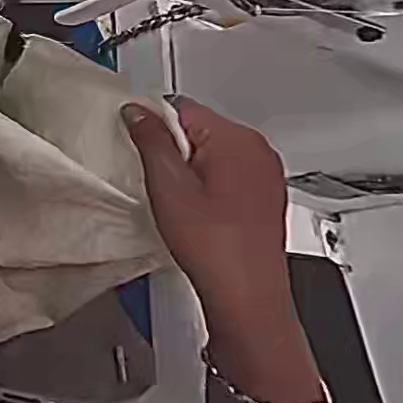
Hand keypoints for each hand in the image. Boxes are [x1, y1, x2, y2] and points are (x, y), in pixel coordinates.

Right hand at [122, 97, 293, 337]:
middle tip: (165, 185)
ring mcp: (265, 171)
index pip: (180, 107)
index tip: (141, 150)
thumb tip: (137, 110)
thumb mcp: (167, 186)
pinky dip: (209, 183)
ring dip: (191, 167)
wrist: (247, 296)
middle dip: (174, 149)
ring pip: (211, 150)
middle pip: (197, 127)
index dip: (153, 127)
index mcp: (235, 138)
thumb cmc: (215, 248)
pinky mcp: (265, 192)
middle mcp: (257, 148)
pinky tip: (201, 212)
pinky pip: (228, 170)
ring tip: (184, 204)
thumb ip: (150, 139)